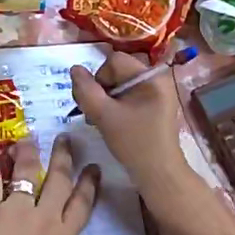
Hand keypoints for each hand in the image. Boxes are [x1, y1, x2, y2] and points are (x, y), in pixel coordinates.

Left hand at [0, 136, 99, 234]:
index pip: (82, 205)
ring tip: (29, 139)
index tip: (93, 167)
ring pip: (27, 172)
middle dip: (64, 157)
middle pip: (59, 180)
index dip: (89, 184)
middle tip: (65, 138)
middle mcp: (45, 218)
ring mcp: (16, 210)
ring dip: (29, 153)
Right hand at [68, 53, 188, 189]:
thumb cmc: (134, 143)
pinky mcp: (156, 103)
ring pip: (121, 82)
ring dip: (106, 98)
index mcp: (151, 76)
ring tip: (101, 120)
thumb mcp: (104, 115)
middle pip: (118, 70)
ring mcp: (159, 90)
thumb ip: (86, 90)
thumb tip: (75, 69)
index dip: (98, 78)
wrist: (159, 174)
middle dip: (101, 89)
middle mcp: (158, 77)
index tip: (96, 103)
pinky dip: (117, 104)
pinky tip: (113, 121)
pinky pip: (130, 93)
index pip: (114, 61)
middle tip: (94, 114)